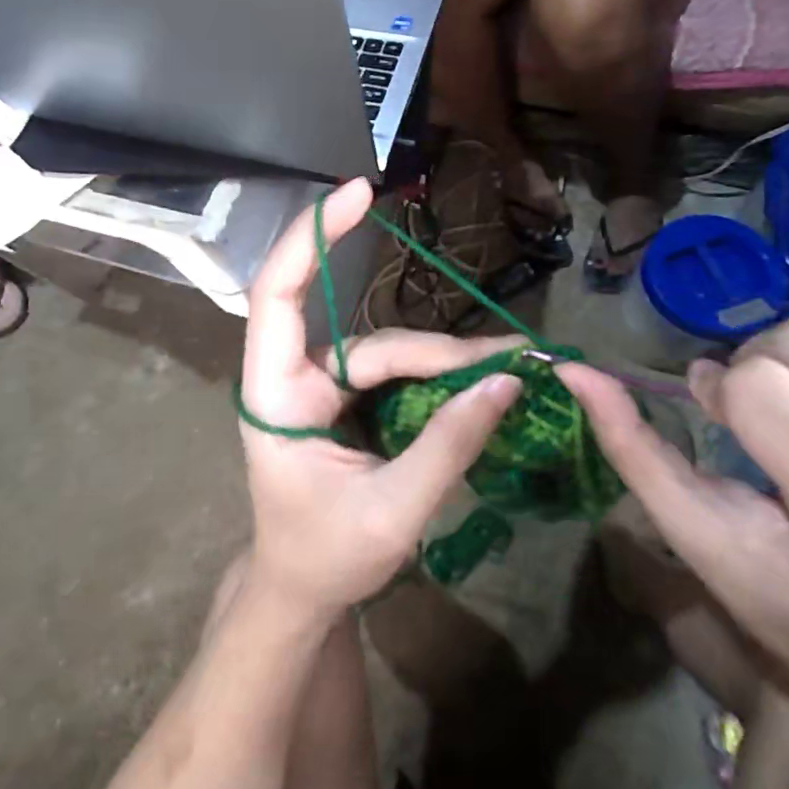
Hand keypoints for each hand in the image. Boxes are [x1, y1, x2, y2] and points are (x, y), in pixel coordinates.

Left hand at [239, 178, 524, 616]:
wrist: (304, 596)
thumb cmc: (327, 559)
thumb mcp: (393, 509)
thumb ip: (448, 445)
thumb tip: (507, 382)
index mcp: (277, 398)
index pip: (281, 296)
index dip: (314, 236)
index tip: (360, 191)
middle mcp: (299, 381)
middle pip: (373, 340)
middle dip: (441, 350)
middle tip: (511, 357)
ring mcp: (328, 392)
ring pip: (395, 357)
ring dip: (450, 364)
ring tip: (509, 367)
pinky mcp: (353, 405)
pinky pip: (402, 377)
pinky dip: (443, 378)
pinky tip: (481, 381)